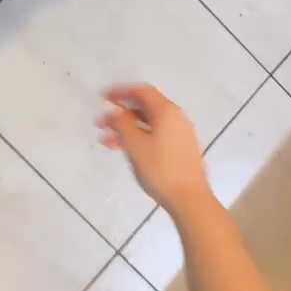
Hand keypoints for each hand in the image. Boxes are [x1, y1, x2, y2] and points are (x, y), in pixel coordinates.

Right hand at [97, 83, 216, 217]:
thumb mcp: (135, 145)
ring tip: (106, 140)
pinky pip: (156, 135)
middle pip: (145, 108)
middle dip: (121, 113)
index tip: (103, 96)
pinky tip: (124, 150)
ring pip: (149, 124)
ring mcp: (180, 134)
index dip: (121, 92)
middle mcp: (176, 118)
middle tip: (101, 122)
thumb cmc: (160, 169)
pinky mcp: (180, 149)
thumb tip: (113, 111)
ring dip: (127, 128)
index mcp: (166, 112)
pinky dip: (139, 137)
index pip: (142, 92)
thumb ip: (121, 124)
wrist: (189, 198)